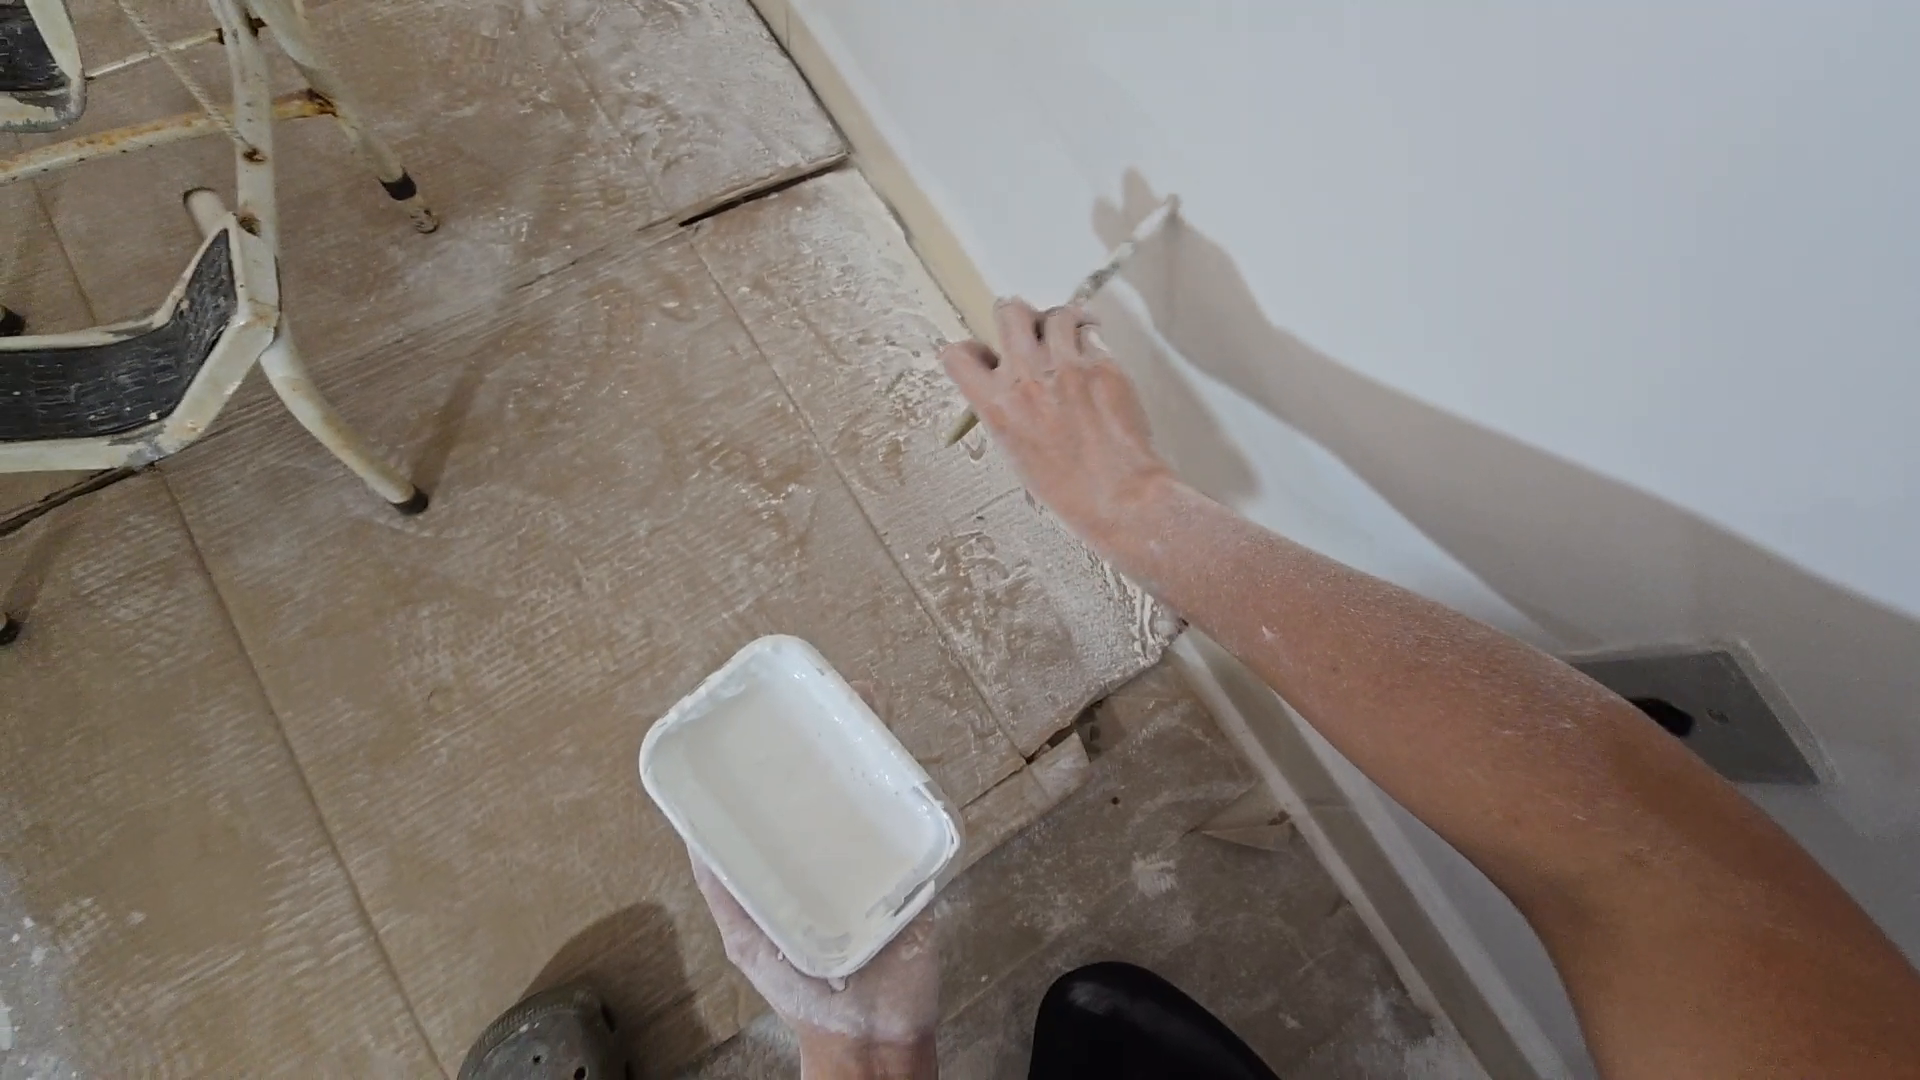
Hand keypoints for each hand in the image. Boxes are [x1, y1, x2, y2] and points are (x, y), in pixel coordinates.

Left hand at [688, 683, 939, 1076]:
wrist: (875, 1033)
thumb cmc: (805, 990)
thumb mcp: (750, 938)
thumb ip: (726, 889)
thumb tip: (693, 829)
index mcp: (793, 853)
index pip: (785, 790)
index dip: (778, 750)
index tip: (769, 709)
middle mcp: (831, 839)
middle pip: (831, 776)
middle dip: (831, 731)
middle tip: (826, 689)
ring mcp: (873, 844)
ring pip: (870, 781)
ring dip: (869, 737)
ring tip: (864, 695)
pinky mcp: (910, 854)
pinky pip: (908, 805)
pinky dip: (905, 768)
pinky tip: (898, 738)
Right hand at [941, 298, 1175, 547]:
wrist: (1119, 497)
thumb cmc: (1069, 488)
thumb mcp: (1017, 453)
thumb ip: (1007, 410)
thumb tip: (1011, 382)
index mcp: (996, 407)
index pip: (958, 355)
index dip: (971, 350)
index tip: (985, 353)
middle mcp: (1026, 380)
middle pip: (1009, 311)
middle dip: (1017, 315)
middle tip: (1030, 327)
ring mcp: (1066, 368)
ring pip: (1056, 314)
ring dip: (1061, 323)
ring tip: (1071, 337)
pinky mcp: (1102, 364)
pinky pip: (1091, 334)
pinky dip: (1091, 339)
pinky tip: (1095, 357)